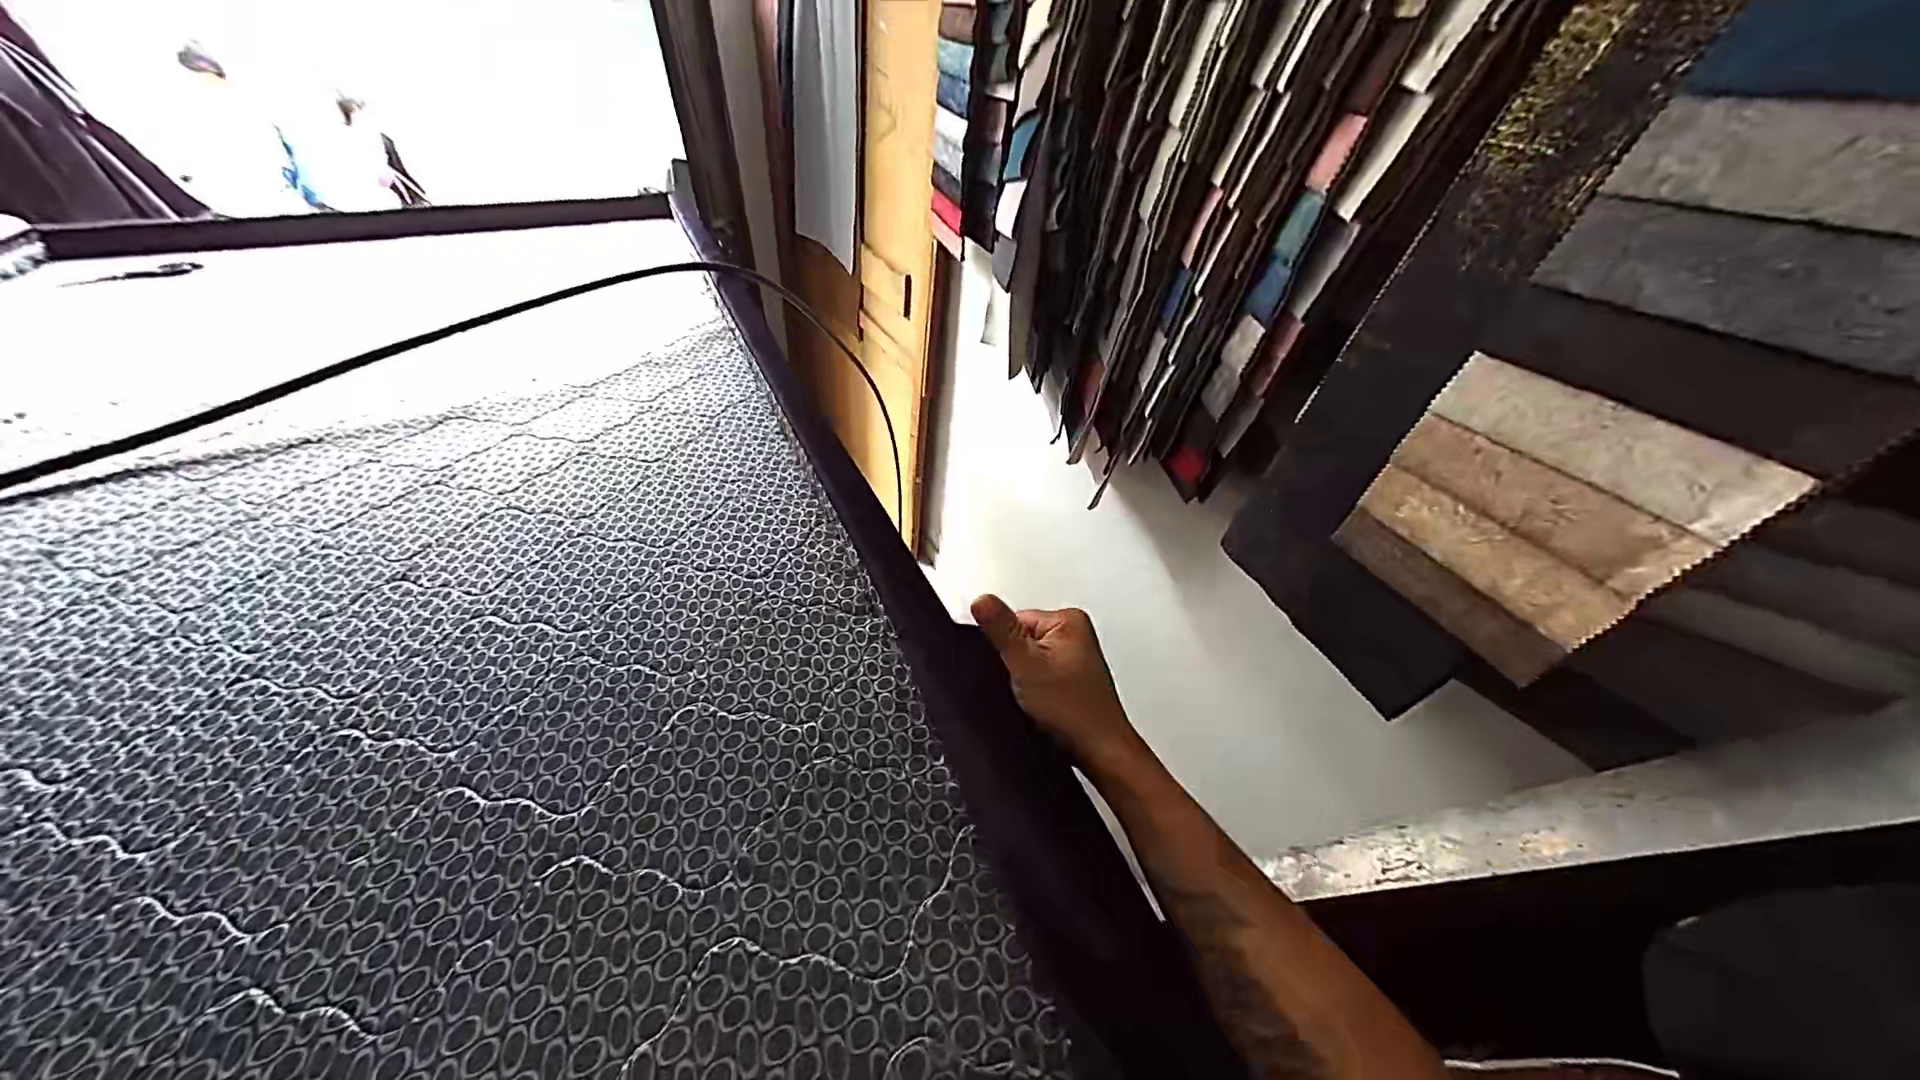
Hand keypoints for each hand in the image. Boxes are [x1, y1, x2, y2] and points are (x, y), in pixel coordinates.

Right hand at [970, 594, 1145, 768]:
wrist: (1098, 751)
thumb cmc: (1076, 711)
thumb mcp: (1026, 665)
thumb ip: (1001, 629)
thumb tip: (982, 601)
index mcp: (1068, 619)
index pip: (1013, 618)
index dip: (1003, 646)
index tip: (1013, 666)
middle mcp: (1074, 634)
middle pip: (1018, 638)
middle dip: (1014, 663)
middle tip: (1030, 685)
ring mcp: (1072, 657)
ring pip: (1025, 660)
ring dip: (1023, 678)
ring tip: (1038, 696)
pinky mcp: (1068, 677)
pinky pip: (1036, 674)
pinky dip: (1032, 689)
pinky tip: (1041, 703)